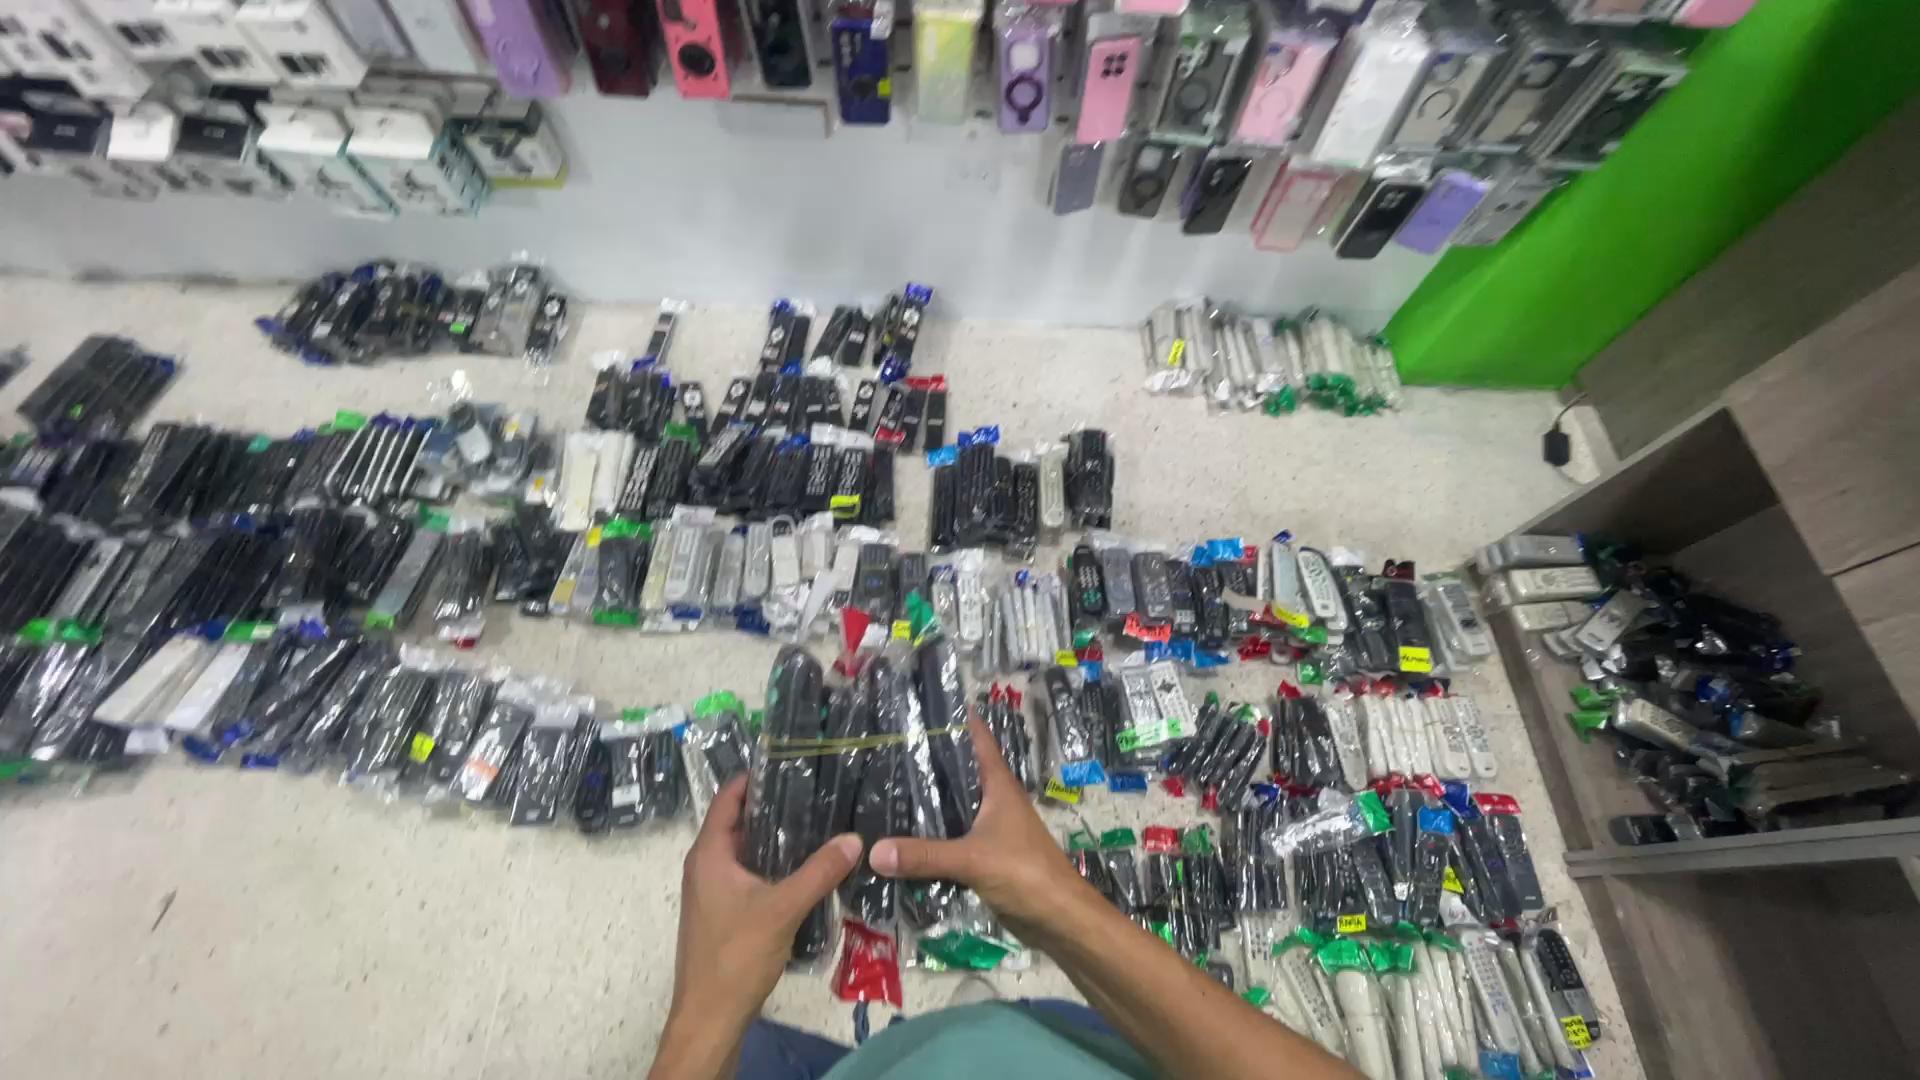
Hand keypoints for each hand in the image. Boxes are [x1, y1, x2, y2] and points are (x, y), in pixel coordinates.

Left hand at [667, 775, 863, 1029]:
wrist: (710, 1019)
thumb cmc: (735, 956)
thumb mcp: (783, 909)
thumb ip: (819, 871)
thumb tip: (854, 837)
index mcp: (709, 854)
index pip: (728, 797)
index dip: (756, 776)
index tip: (792, 761)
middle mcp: (707, 865)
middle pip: (739, 820)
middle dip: (774, 803)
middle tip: (816, 788)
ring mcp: (714, 890)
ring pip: (746, 848)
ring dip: (776, 835)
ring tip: (818, 820)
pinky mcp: (725, 911)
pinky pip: (750, 871)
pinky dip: (774, 861)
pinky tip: (806, 865)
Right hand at [869, 711, 1093, 937]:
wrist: (1058, 917)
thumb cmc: (1024, 871)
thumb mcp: (971, 858)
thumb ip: (924, 855)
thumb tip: (873, 851)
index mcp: (998, 784)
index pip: (977, 737)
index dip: (955, 718)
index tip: (921, 705)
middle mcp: (994, 798)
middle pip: (960, 770)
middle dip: (930, 759)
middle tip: (886, 746)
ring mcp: (991, 827)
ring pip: (955, 804)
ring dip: (929, 799)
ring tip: (885, 786)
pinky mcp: (985, 854)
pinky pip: (953, 835)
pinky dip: (932, 833)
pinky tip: (904, 835)